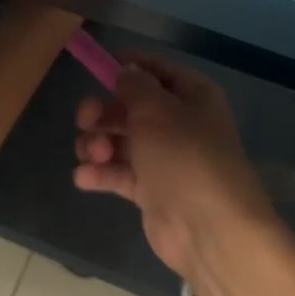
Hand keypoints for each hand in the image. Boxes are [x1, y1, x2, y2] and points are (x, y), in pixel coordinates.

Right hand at [73, 56, 278, 281]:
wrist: (209, 229)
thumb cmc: (184, 156)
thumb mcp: (155, 109)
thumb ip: (134, 86)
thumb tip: (126, 71)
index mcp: (192, 97)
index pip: (158, 71)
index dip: (129, 66)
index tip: (97, 66)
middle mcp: (180, 125)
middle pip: (132, 108)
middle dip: (105, 113)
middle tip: (85, 120)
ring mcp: (165, 160)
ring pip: (121, 142)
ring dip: (99, 144)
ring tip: (95, 155)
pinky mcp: (151, 191)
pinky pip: (120, 174)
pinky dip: (100, 174)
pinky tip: (84, 177)